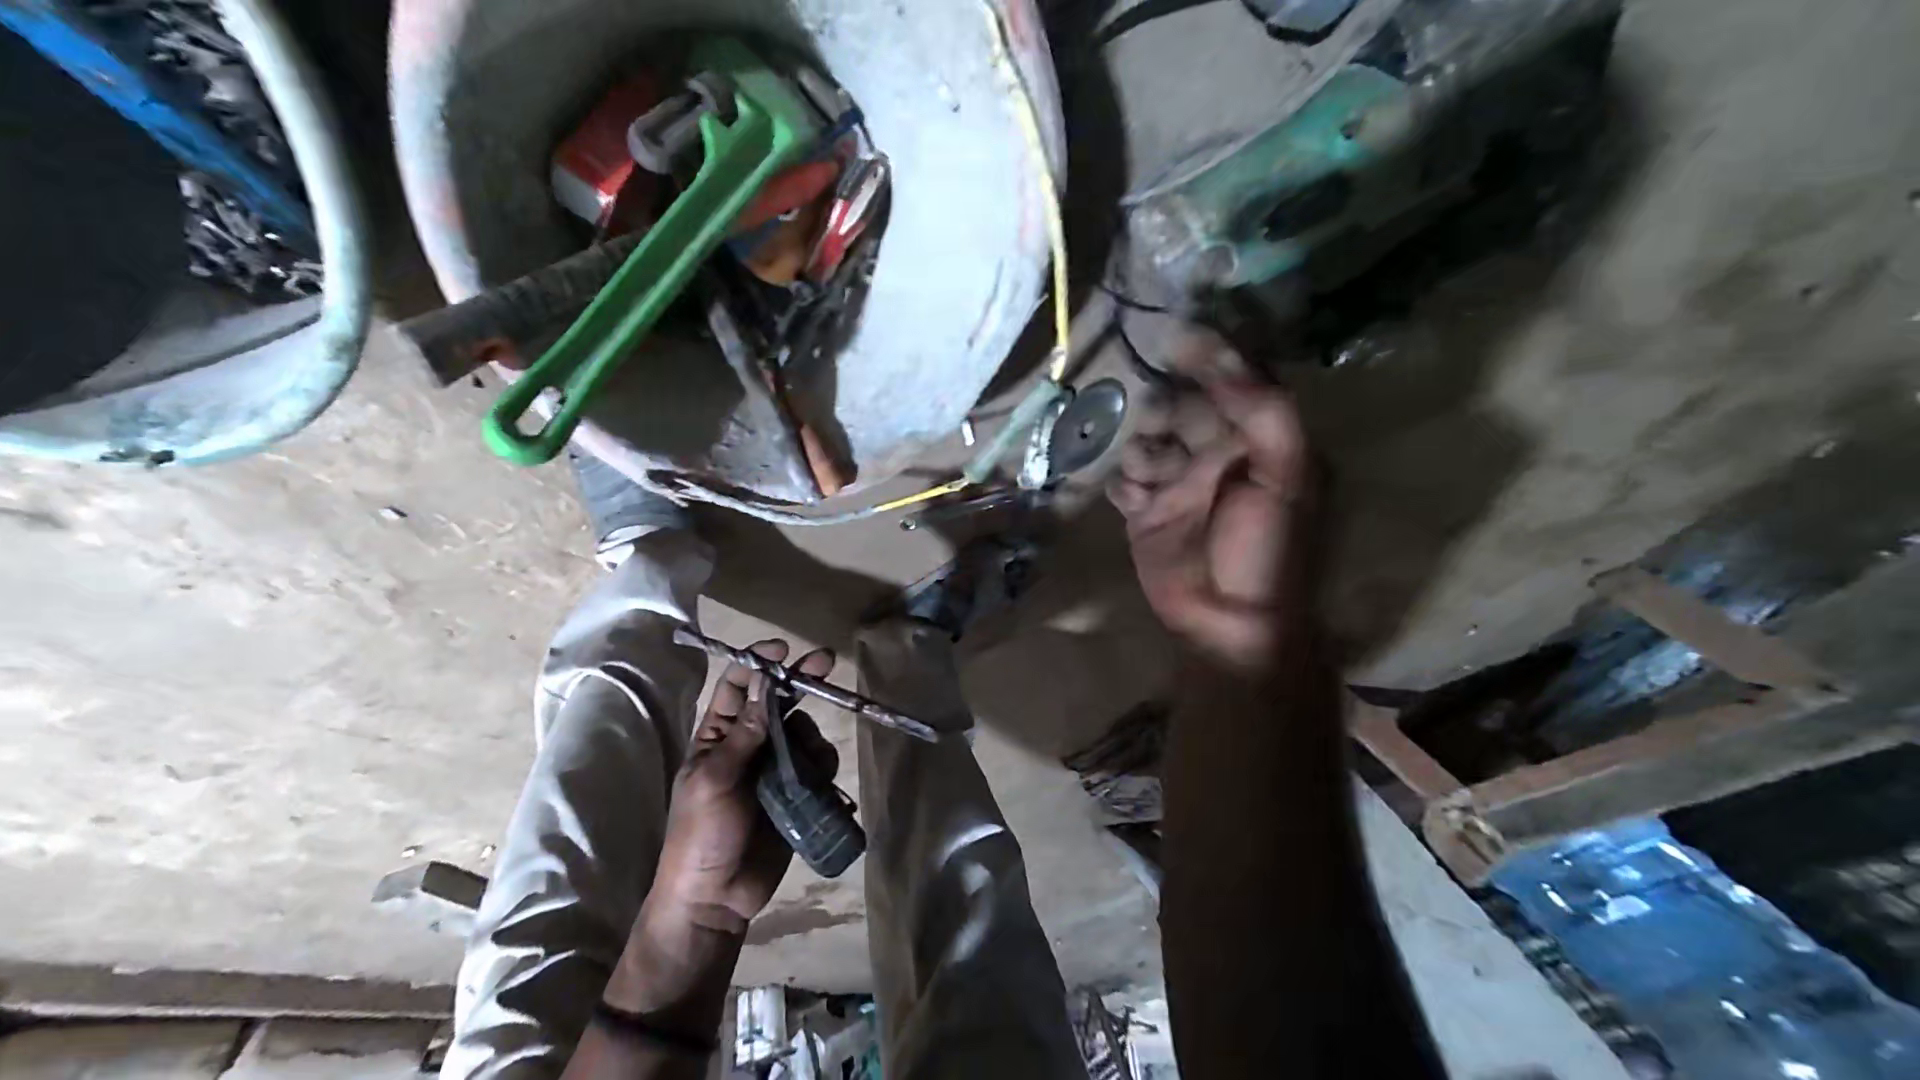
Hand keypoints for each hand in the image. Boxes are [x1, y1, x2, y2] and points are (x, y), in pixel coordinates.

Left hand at [648, 638, 838, 934]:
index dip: (757, 663)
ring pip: (803, 732)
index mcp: (717, 737)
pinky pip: (817, 764)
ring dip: (812, 738)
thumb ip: (744, 733)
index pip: (736, 686)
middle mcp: (748, 744)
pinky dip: (822, 767)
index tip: (782, 650)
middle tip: (827, 661)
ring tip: (810, 766)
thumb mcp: (715, 780)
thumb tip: (763, 682)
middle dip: (800, 681)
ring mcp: (774, 768)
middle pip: (777, 701)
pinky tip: (820, 784)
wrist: (717, 899)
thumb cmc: (701, 836)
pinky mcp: (796, 792)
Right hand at [1107, 329, 1313, 671]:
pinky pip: (1120, 481)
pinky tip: (1140, 506)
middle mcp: (1212, 456)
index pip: (1230, 385)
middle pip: (1177, 409)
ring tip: (1155, 484)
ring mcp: (1173, 485)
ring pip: (1142, 442)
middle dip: (1167, 415)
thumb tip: (1224, 362)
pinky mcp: (1142, 513)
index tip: (1177, 338)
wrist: (1228, 622)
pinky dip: (1124, 487)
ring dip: (1143, 454)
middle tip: (1167, 436)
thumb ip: (1264, 413)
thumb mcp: (1286, 476)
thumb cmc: (1268, 549)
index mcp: (1255, 442)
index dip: (1207, 359)